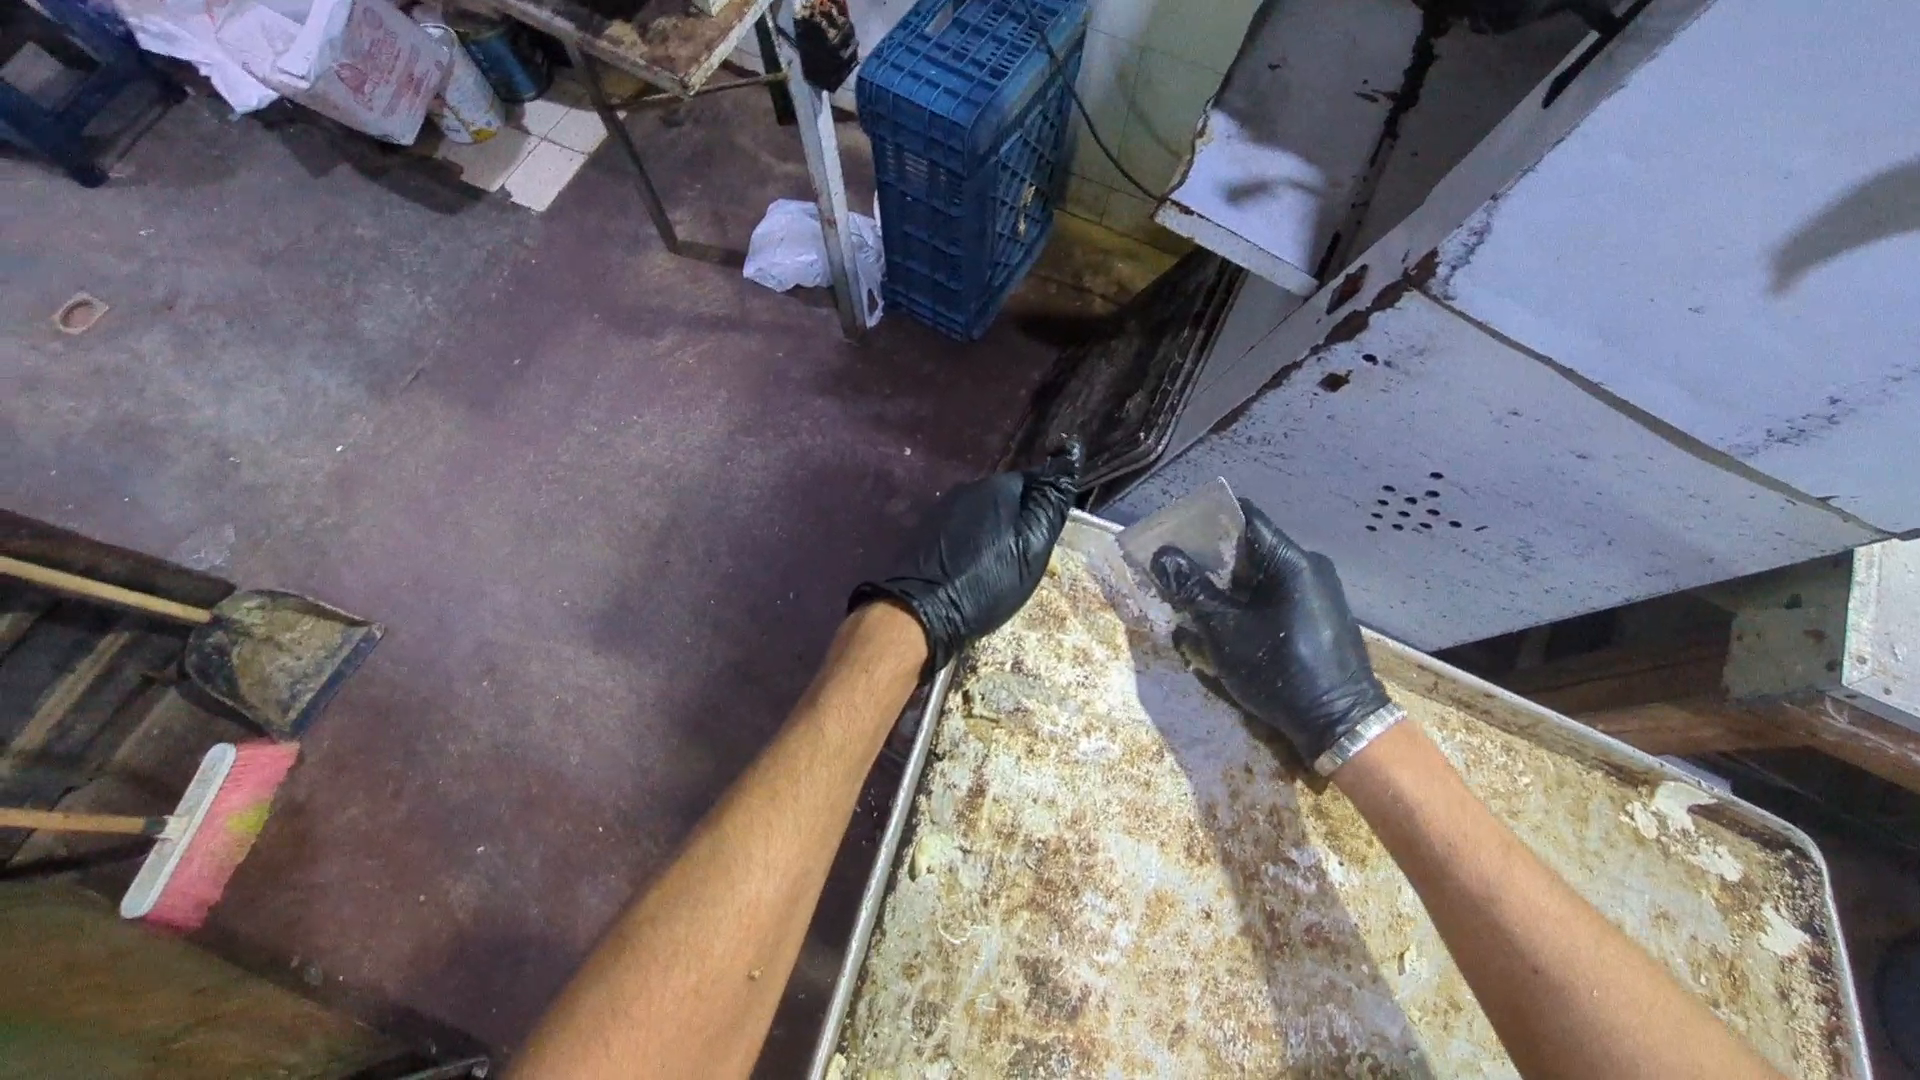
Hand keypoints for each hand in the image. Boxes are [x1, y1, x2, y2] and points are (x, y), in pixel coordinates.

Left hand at [852, 444, 1081, 672]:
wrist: (921, 610)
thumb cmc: (985, 580)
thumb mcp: (1032, 547)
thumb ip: (1050, 505)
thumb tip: (1067, 464)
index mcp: (995, 487)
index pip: (1033, 482)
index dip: (1043, 509)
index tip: (1045, 538)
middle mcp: (966, 489)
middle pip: (1005, 499)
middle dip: (1017, 522)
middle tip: (1024, 558)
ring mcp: (942, 509)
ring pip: (982, 515)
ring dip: (993, 533)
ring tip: (998, 566)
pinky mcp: (926, 531)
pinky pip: (960, 530)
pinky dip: (971, 544)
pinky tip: (972, 567)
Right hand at [1150, 499, 1392, 767]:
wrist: (1341, 723)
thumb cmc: (1280, 670)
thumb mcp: (1225, 631)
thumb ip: (1193, 589)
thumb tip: (1164, 556)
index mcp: (1291, 560)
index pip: (1245, 517)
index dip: (1207, 520)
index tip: (1176, 532)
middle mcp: (1309, 566)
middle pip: (1251, 547)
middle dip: (1211, 558)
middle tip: (1175, 570)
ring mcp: (1318, 592)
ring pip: (1261, 574)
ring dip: (1227, 584)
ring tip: (1192, 598)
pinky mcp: (1319, 615)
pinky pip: (1276, 594)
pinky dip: (1247, 601)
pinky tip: (1224, 621)